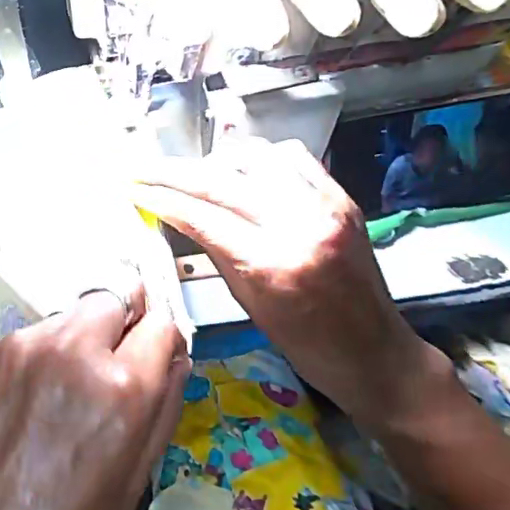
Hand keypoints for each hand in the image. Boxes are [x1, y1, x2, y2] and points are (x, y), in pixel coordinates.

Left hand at [0, 288, 187, 509]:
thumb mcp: (136, 481)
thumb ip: (161, 404)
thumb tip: (173, 355)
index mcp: (121, 386)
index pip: (161, 324)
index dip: (161, 341)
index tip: (154, 356)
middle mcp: (68, 349)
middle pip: (108, 301)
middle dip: (116, 328)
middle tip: (105, 374)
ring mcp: (15, 346)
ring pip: (62, 319)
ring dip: (71, 344)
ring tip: (56, 401)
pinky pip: (21, 341)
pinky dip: (31, 362)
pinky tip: (19, 410)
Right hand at [132, 137, 448, 428]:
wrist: (376, 353)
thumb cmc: (306, 343)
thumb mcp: (247, 301)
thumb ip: (213, 249)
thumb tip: (177, 214)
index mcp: (271, 262)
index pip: (200, 215)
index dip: (160, 197)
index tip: (133, 186)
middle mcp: (299, 224)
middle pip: (220, 180)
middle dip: (173, 171)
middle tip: (143, 167)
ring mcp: (325, 205)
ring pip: (255, 156)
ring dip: (216, 161)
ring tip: (195, 173)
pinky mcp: (341, 197)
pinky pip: (292, 156)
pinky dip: (260, 157)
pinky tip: (243, 169)